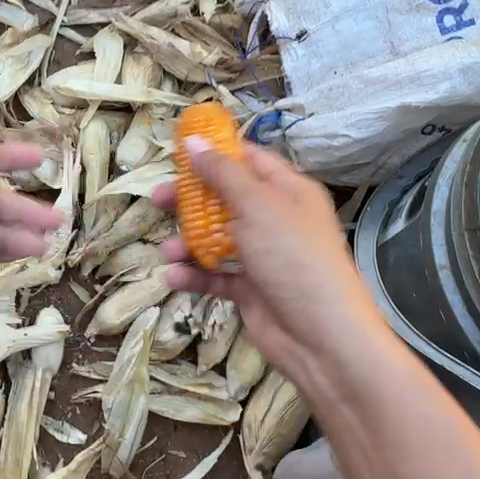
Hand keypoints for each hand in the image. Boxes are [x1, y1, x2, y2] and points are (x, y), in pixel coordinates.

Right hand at [155, 139, 385, 384]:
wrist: (321, 337)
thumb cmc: (294, 258)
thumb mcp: (257, 206)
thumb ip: (221, 173)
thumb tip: (193, 140)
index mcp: (288, 191)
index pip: (249, 160)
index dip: (215, 152)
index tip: (179, 151)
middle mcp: (275, 219)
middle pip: (225, 199)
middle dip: (190, 199)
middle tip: (157, 199)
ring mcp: (262, 256)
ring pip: (215, 238)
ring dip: (187, 242)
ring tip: (167, 250)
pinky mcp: (249, 289)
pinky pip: (215, 275)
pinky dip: (194, 275)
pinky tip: (174, 277)